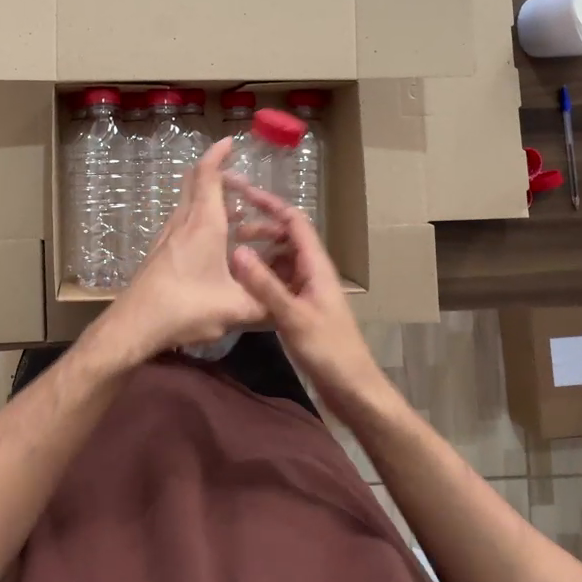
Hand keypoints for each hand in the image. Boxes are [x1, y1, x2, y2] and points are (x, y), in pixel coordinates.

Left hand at [93, 139, 266, 361]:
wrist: (135, 325)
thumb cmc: (186, 308)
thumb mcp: (237, 309)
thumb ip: (266, 303)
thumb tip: (288, 302)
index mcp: (203, 224)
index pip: (208, 175)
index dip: (218, 155)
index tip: (230, 142)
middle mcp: (184, 222)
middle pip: (196, 184)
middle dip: (218, 176)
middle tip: (241, 181)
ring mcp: (168, 236)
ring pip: (190, 206)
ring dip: (212, 203)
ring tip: (239, 216)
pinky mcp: (161, 252)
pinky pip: (185, 223)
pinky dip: (203, 221)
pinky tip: (217, 245)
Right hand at [225, 180, 383, 408]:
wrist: (352, 388)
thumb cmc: (328, 350)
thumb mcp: (292, 316)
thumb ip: (264, 284)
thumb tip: (236, 251)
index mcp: (317, 266)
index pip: (295, 222)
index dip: (270, 204)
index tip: (242, 192)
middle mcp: (313, 272)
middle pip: (287, 237)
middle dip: (260, 229)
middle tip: (229, 232)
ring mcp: (308, 291)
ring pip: (281, 260)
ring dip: (259, 254)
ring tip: (231, 258)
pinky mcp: (302, 309)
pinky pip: (279, 282)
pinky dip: (262, 277)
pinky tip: (243, 286)